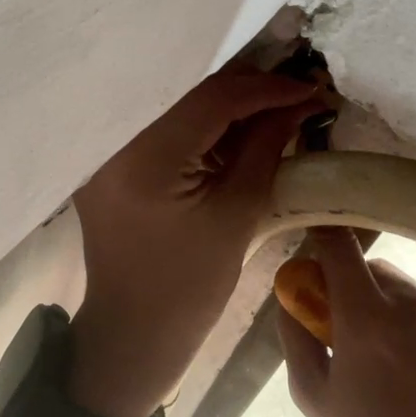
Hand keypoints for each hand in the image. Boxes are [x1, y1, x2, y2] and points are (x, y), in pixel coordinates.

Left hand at [68, 64, 321, 416]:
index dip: (266, 88)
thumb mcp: (237, 214)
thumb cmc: (190, 287)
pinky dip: (201, 125)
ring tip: (276, 106)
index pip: (211, 99)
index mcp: (144, 157)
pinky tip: (237, 129)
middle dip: (248, 89)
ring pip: (177, 106)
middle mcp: (114, 140)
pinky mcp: (108, 159)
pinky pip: (162, 126)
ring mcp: (105, 148)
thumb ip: (265, 147)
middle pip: (190, 93)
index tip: (310, 86)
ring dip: (226, 105)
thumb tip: (298, 101)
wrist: (133, 331)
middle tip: (298, 88)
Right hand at [278, 230, 415, 416]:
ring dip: (404, 318)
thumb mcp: (315, 399)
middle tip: (363, 343)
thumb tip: (291, 291)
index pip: (337, 245)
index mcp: (369, 321)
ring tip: (412, 375)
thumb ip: (296, 334)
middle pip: (378, 272)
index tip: (318, 250)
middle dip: (363, 295)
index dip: (322, 240)